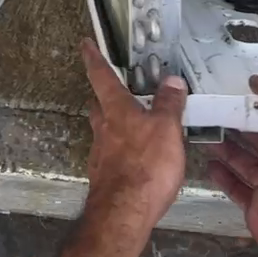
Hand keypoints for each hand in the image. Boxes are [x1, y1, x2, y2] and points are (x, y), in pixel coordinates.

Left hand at [55, 38, 187, 256]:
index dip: (93, 57)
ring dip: (113, 124)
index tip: (85, 43)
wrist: (123, 213)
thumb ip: (169, 104)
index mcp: (116, 108)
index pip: (101, 74)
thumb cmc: (145, 165)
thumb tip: (172, 80)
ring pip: (103, 129)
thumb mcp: (166, 129)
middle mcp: (103, 126)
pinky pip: (110, 154)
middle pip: (98, 103)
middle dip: (104, 95)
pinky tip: (132, 159)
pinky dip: (119, 150)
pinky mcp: (104, 176)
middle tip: (113, 90)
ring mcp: (100, 152)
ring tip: (131, 126)